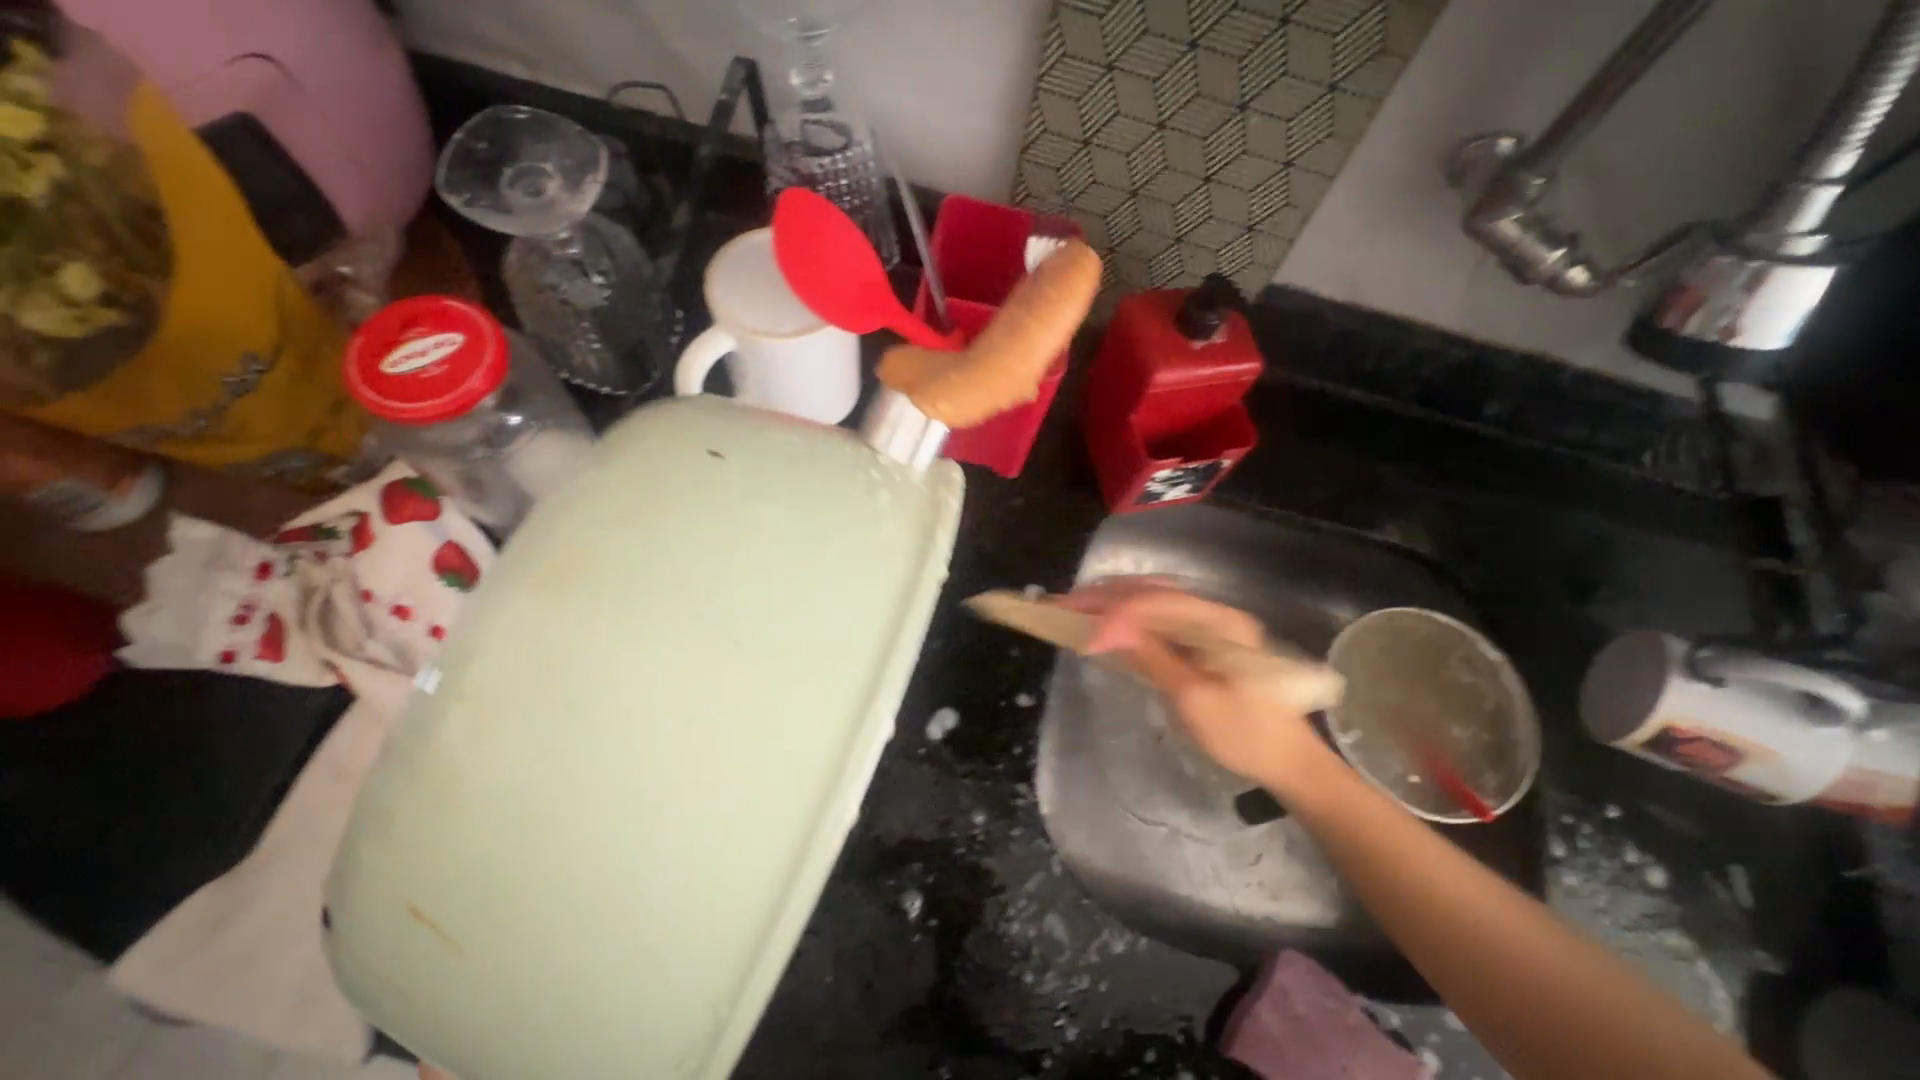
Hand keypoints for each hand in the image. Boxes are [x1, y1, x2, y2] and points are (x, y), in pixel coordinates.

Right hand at [1054, 579, 1340, 795]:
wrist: (1289, 762)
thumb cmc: (1245, 736)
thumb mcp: (1194, 701)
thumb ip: (1152, 659)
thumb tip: (1107, 630)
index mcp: (1221, 623)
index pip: (1157, 602)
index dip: (1114, 612)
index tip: (1079, 629)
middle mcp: (1216, 614)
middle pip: (1154, 592)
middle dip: (1106, 596)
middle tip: (1061, 605)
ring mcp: (1212, 628)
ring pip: (1155, 603)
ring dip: (1114, 603)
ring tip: (1074, 609)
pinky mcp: (1205, 644)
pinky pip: (1161, 621)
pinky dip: (1129, 621)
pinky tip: (1106, 626)